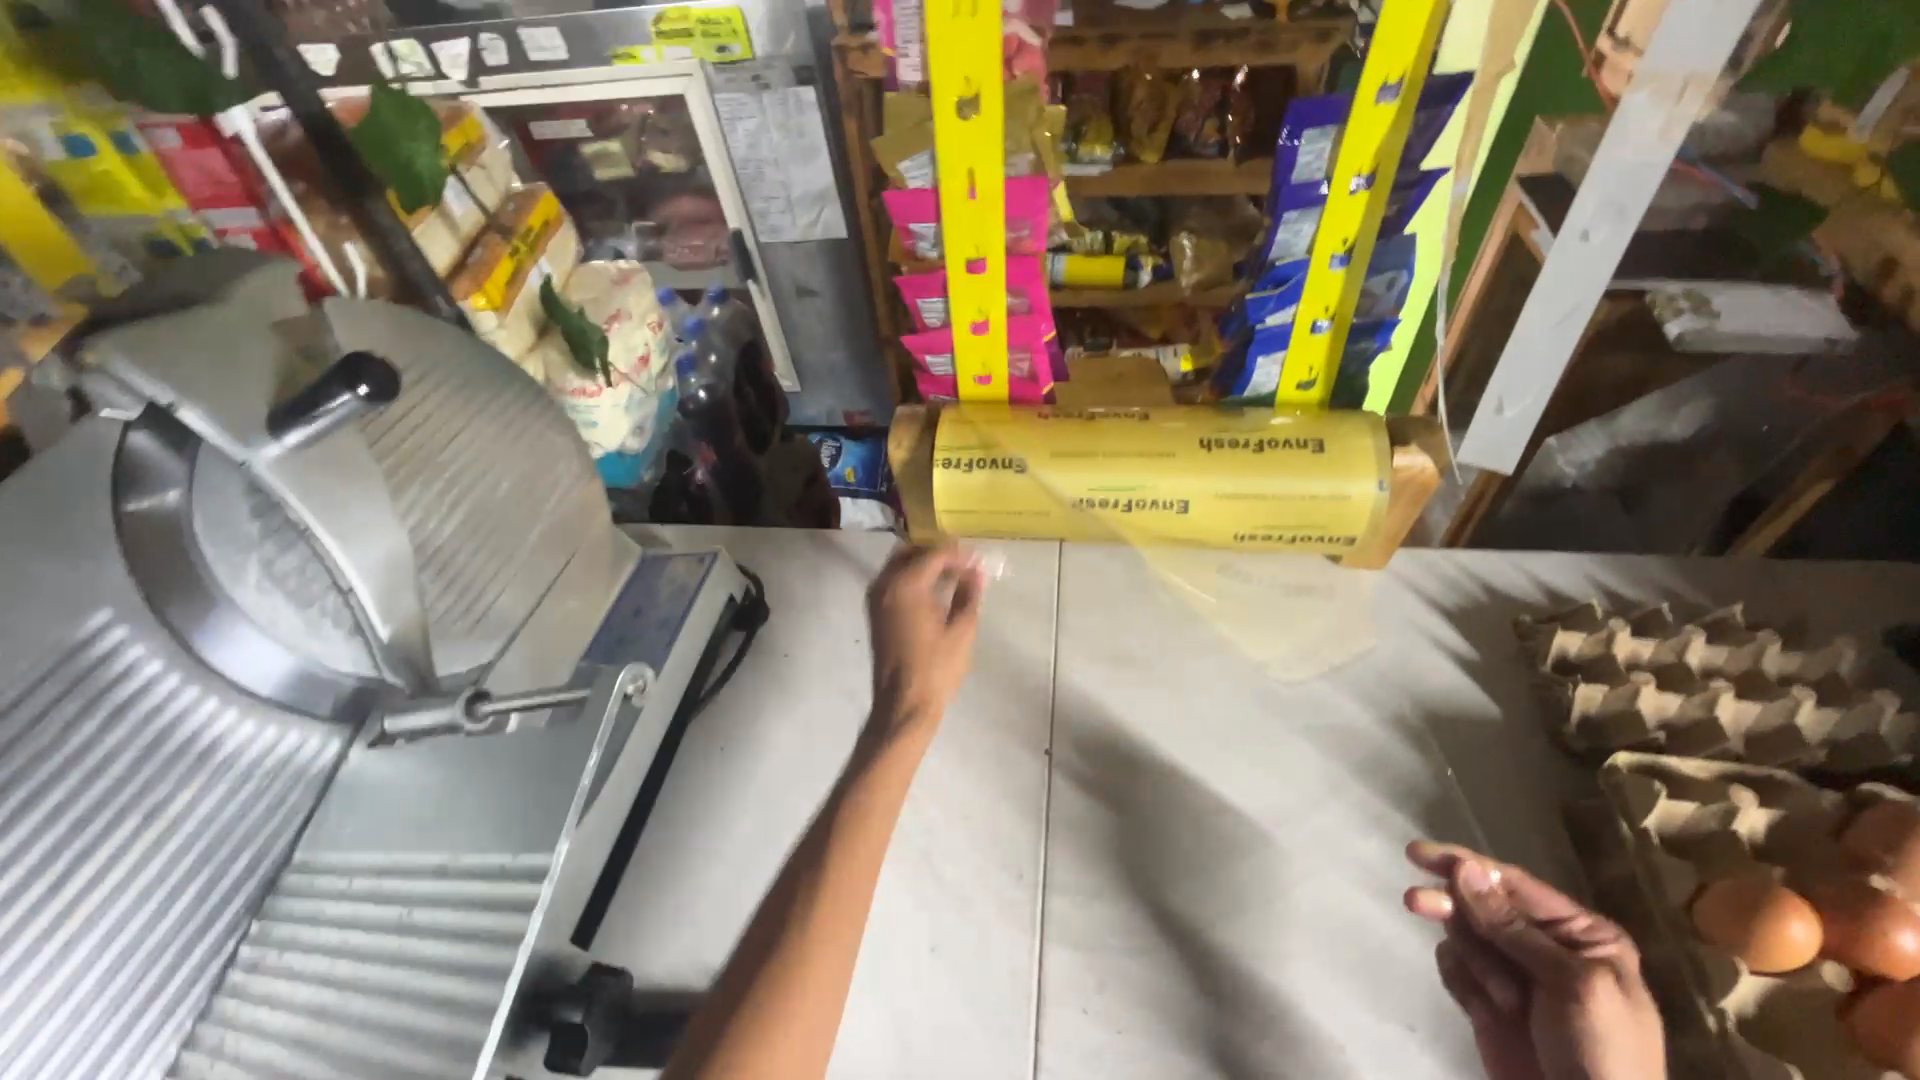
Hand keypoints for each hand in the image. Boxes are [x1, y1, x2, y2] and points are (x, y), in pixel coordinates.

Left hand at [866, 543, 988, 739]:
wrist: (904, 704)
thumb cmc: (937, 669)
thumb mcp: (962, 630)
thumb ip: (969, 594)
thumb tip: (977, 571)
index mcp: (907, 586)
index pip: (934, 554)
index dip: (958, 553)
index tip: (978, 559)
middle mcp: (885, 585)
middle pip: (910, 552)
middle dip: (937, 553)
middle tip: (963, 563)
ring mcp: (875, 599)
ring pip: (898, 565)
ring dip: (923, 564)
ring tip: (953, 577)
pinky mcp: (874, 613)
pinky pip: (892, 581)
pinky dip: (912, 578)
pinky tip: (934, 592)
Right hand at [1403, 841, 1665, 1079]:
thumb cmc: (1601, 1049)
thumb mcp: (1570, 982)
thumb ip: (1513, 925)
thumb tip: (1464, 868)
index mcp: (1580, 935)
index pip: (1512, 884)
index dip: (1465, 864)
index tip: (1418, 854)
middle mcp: (1544, 946)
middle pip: (1479, 905)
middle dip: (1453, 907)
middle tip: (1415, 902)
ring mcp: (1513, 973)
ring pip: (1463, 935)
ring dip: (1474, 963)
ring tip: (1502, 1002)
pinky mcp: (1486, 999)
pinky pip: (1454, 968)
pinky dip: (1463, 984)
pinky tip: (1485, 1010)